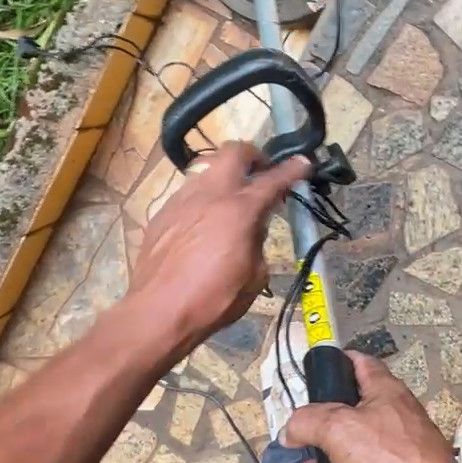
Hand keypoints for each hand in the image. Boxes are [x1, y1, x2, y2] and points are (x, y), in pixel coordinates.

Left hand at [128, 142, 307, 348]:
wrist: (159, 311)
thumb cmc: (214, 299)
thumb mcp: (254, 276)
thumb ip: (258, 242)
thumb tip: (253, 228)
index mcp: (239, 210)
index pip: (272, 180)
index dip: (292, 170)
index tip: (302, 162)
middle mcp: (210, 195)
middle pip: (234, 152)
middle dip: (253, 156)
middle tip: (262, 173)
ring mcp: (182, 200)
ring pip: (207, 169)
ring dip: (226, 176)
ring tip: (232, 200)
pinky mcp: (163, 214)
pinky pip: (189, 193)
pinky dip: (204, 198)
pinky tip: (205, 223)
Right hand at [280, 351, 461, 462]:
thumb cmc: (388, 459)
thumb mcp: (338, 431)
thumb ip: (308, 422)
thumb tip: (290, 430)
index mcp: (387, 390)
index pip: (361, 362)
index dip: (338, 361)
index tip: (316, 372)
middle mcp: (401, 411)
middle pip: (357, 404)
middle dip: (326, 419)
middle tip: (304, 432)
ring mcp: (408, 443)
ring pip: (361, 439)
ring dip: (333, 450)